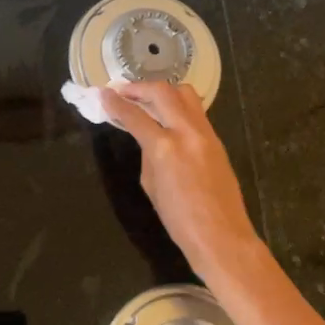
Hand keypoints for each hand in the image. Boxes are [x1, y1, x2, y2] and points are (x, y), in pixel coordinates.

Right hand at [98, 82, 261, 280]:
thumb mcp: (152, 186)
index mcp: (164, 148)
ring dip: (163, 91)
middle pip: (162, 92)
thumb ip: (148, 155)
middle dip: (139, 87)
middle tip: (123, 91)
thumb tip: (147, 138)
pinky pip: (196, 111)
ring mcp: (206, 133)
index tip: (103, 94)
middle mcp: (187, 132)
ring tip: (147, 99)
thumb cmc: (179, 220)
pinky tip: (168, 116)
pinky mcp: (217, 139)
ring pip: (185, 94)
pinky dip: (178, 106)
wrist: (221, 236)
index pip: (135, 115)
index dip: (115, 103)